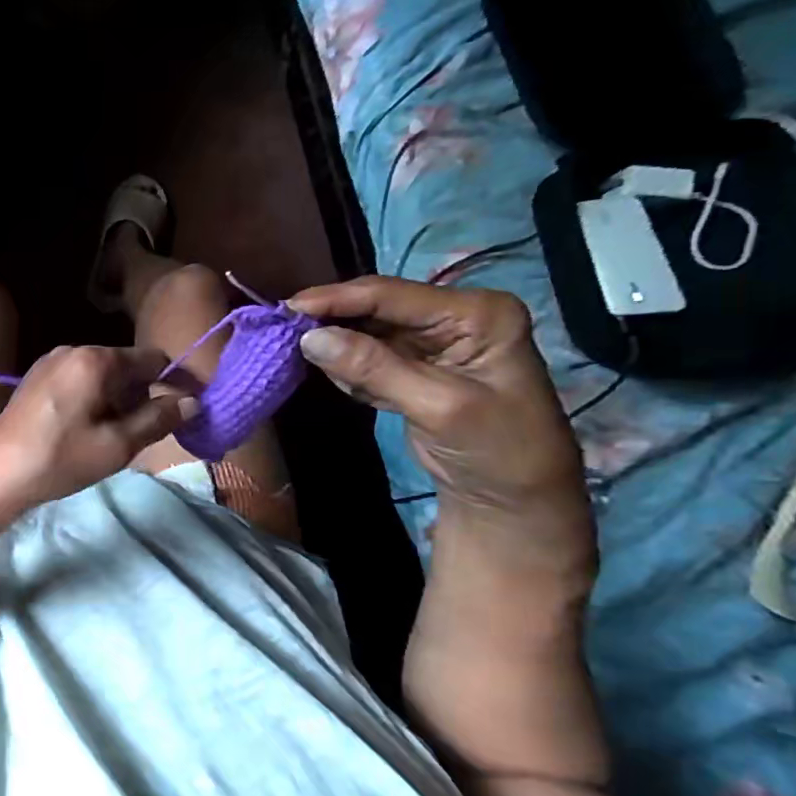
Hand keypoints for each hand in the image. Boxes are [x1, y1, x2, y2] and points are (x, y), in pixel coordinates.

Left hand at [0, 346, 197, 527]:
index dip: (178, 381)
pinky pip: (79, 383)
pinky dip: (96, 401)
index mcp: (94, 359)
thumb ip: (158, 419)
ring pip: (102, 376)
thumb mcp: (118, 444)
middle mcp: (71, 351)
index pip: (153, 359)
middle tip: (153, 432)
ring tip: (120, 438)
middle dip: (146, 394)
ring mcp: (48, 364)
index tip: (195, 407)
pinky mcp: (35, 381)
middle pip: (126, 366)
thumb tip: (192, 402)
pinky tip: (90, 431)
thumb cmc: (59, 459)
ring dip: (120, 401)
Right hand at [288, 276, 585, 520]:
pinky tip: (358, 393)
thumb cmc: (496, 450)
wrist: (512, 501)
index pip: (390, 294)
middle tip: (283, 335)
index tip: (284, 309)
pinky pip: (363, 356)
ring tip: (339, 380)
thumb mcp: (437, 405)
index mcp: (476, 313)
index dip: (334, 299)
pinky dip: (349, 372)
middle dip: (330, 323)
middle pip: (372, 307)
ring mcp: (430, 341)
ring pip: (361, 331)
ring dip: (338, 351)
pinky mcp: (411, 365)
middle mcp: (452, 316)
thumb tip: (308, 337)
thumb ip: (373, 367)